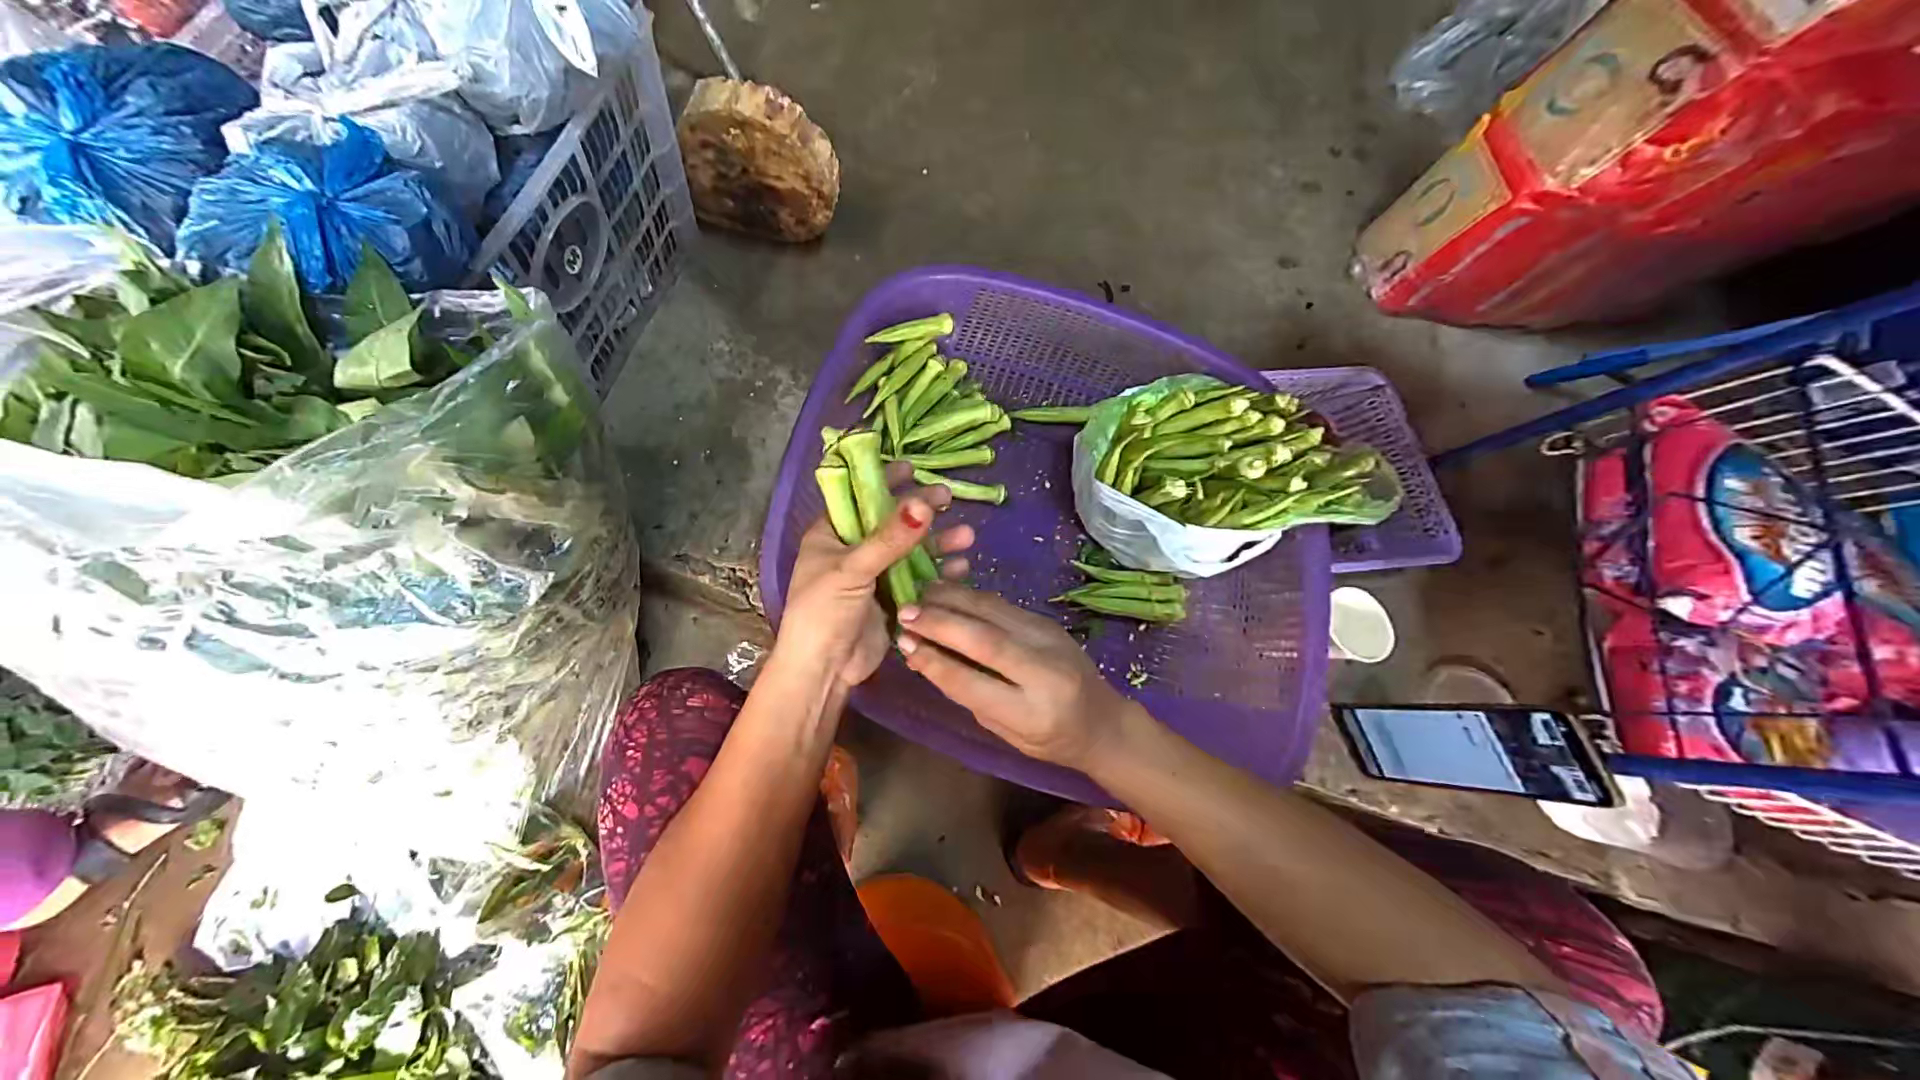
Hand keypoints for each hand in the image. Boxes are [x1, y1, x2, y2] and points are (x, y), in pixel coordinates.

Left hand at [778, 462, 973, 688]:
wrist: (824, 670)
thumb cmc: (823, 612)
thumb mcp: (853, 570)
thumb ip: (890, 538)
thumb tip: (924, 503)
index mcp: (832, 536)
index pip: (860, 498)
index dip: (884, 482)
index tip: (912, 467)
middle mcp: (854, 551)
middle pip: (893, 523)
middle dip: (920, 512)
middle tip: (948, 497)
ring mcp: (876, 576)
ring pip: (912, 552)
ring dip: (938, 543)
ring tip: (967, 536)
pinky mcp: (893, 600)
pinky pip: (920, 579)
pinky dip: (940, 572)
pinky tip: (960, 566)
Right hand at [895, 583, 1140, 769]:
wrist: (1102, 720)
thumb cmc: (1049, 739)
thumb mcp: (1004, 731)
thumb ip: (967, 694)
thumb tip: (922, 656)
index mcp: (1031, 712)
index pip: (973, 682)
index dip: (935, 662)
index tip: (904, 645)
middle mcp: (1044, 671)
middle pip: (984, 638)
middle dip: (939, 622)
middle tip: (904, 613)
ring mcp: (1049, 639)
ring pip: (993, 611)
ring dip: (951, 600)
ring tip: (918, 596)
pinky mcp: (1047, 621)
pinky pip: (1001, 605)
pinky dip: (969, 597)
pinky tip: (946, 594)